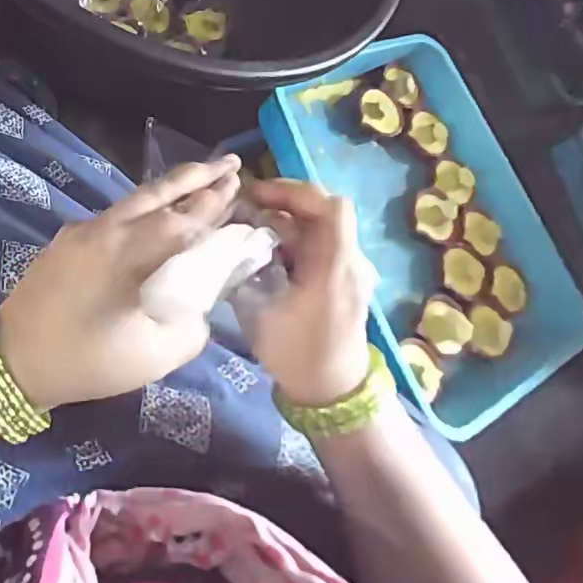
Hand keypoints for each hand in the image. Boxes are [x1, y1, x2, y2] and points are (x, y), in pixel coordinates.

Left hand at [0, 156, 242, 408]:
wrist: (13, 360)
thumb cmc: (85, 362)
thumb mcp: (153, 357)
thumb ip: (190, 327)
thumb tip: (199, 305)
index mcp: (126, 254)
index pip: (181, 220)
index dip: (213, 203)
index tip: (238, 185)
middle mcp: (103, 231)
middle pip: (156, 194)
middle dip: (197, 176)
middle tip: (230, 162)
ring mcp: (80, 232)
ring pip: (134, 201)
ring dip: (170, 190)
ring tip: (201, 180)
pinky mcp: (66, 241)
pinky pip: (114, 216)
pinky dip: (143, 210)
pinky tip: (156, 216)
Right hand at [243, 180, 377, 405]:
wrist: (332, 391)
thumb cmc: (296, 355)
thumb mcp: (260, 313)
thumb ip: (246, 271)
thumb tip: (232, 241)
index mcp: (336, 267)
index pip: (330, 207)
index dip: (293, 192)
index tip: (257, 195)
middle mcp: (351, 262)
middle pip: (324, 212)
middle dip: (285, 202)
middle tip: (248, 205)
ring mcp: (350, 270)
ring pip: (320, 228)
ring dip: (287, 221)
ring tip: (251, 226)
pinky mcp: (343, 280)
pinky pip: (320, 245)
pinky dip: (293, 239)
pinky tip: (266, 250)